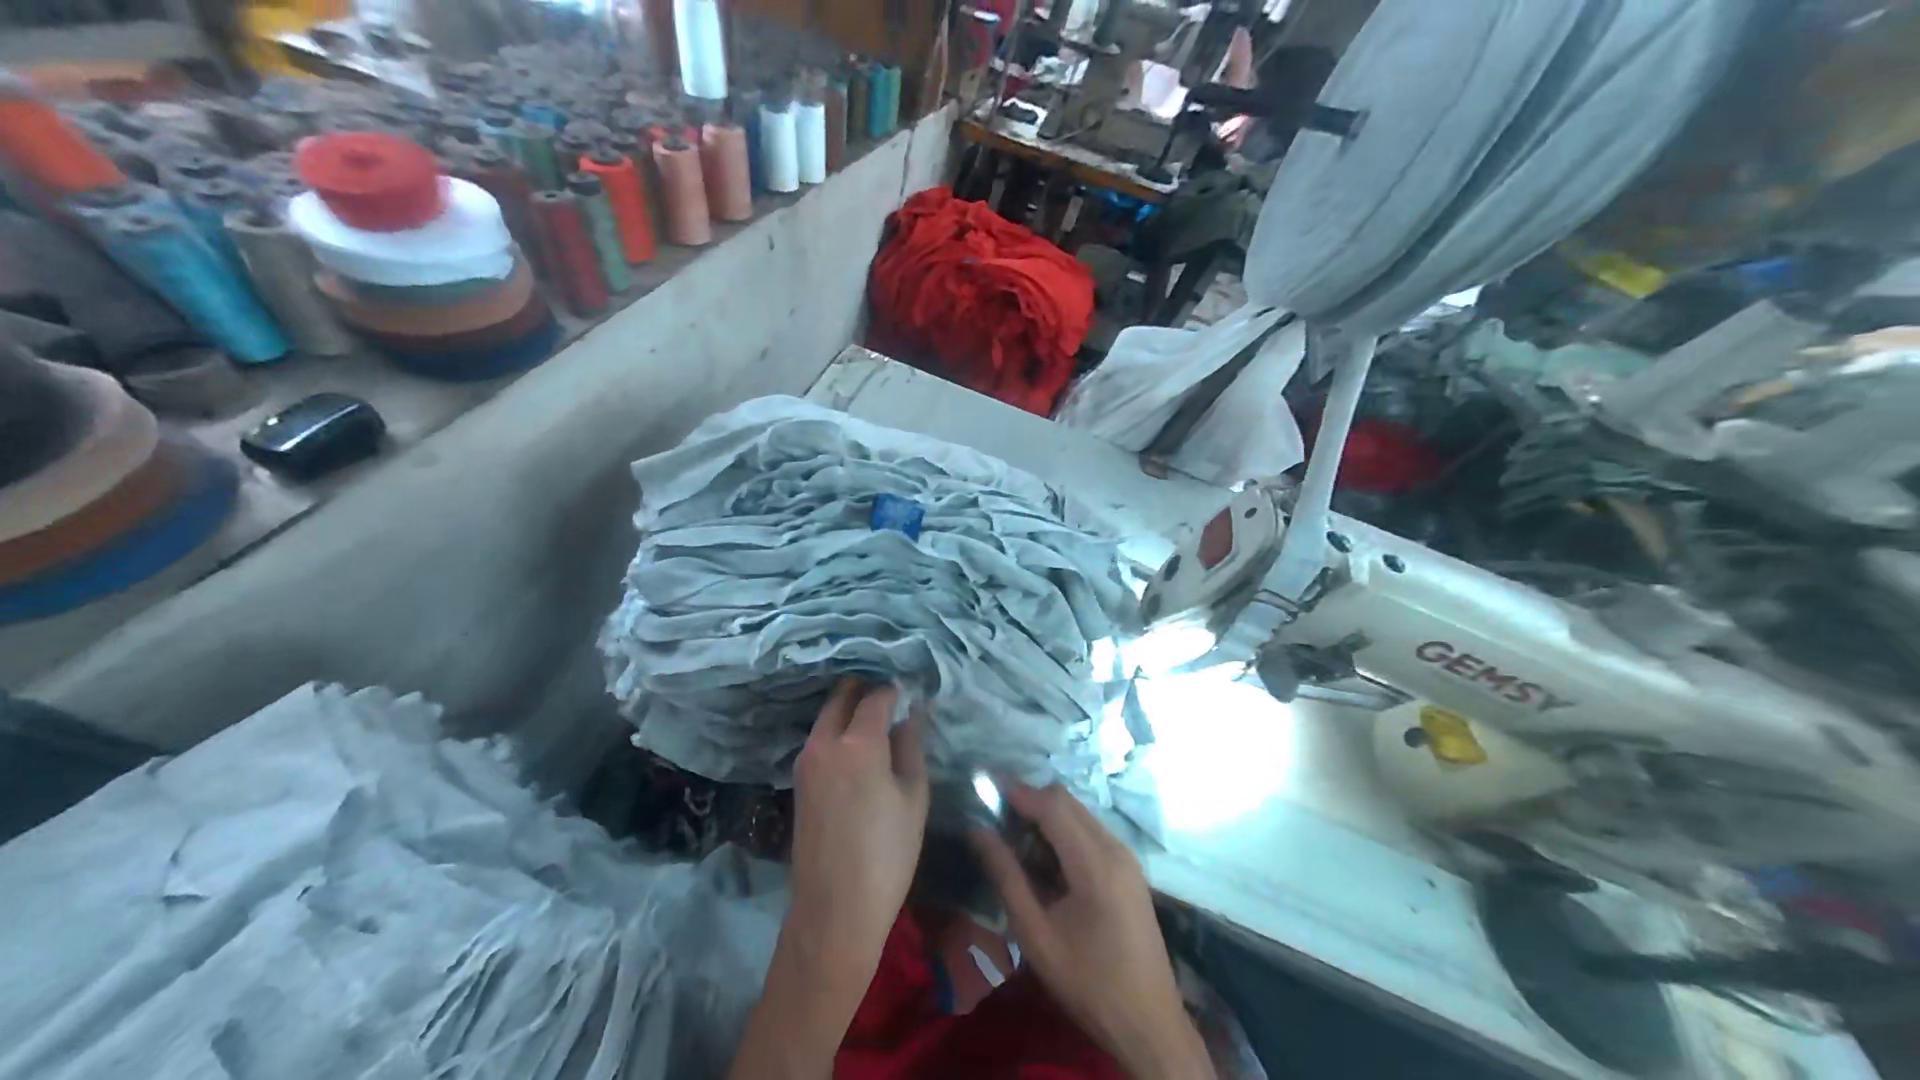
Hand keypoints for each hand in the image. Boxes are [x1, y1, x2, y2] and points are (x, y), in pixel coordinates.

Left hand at [787, 678, 930, 992]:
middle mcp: (823, 742)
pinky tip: (861, 743)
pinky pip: (820, 736)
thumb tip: (913, 711)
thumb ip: (911, 745)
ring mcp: (805, 759)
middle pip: (842, 695)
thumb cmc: (887, 854)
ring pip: (828, 714)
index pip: (876, 696)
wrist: (835, 910)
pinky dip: (839, 728)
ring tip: (881, 718)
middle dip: (867, 688)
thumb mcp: (913, 797)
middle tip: (894, 696)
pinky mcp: (798, 778)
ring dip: (850, 707)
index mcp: (857, 744)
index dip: (897, 689)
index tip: (913, 690)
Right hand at [971, 784, 1214, 1079]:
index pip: (1053, 804)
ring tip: (1014, 842)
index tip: (985, 790)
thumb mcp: (1036, 934)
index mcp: (1096, 863)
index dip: (1018, 792)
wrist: (1148, 1022)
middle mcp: (1116, 848)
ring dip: (1046, 816)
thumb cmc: (1088, 983)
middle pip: (1067, 801)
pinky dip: (1063, 832)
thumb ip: (1006, 876)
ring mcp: (1126, 857)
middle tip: (995, 820)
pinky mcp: (1128, 868)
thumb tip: (977, 831)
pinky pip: (1090, 831)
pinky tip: (1044, 861)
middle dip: (1029, 801)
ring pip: (1079, 813)